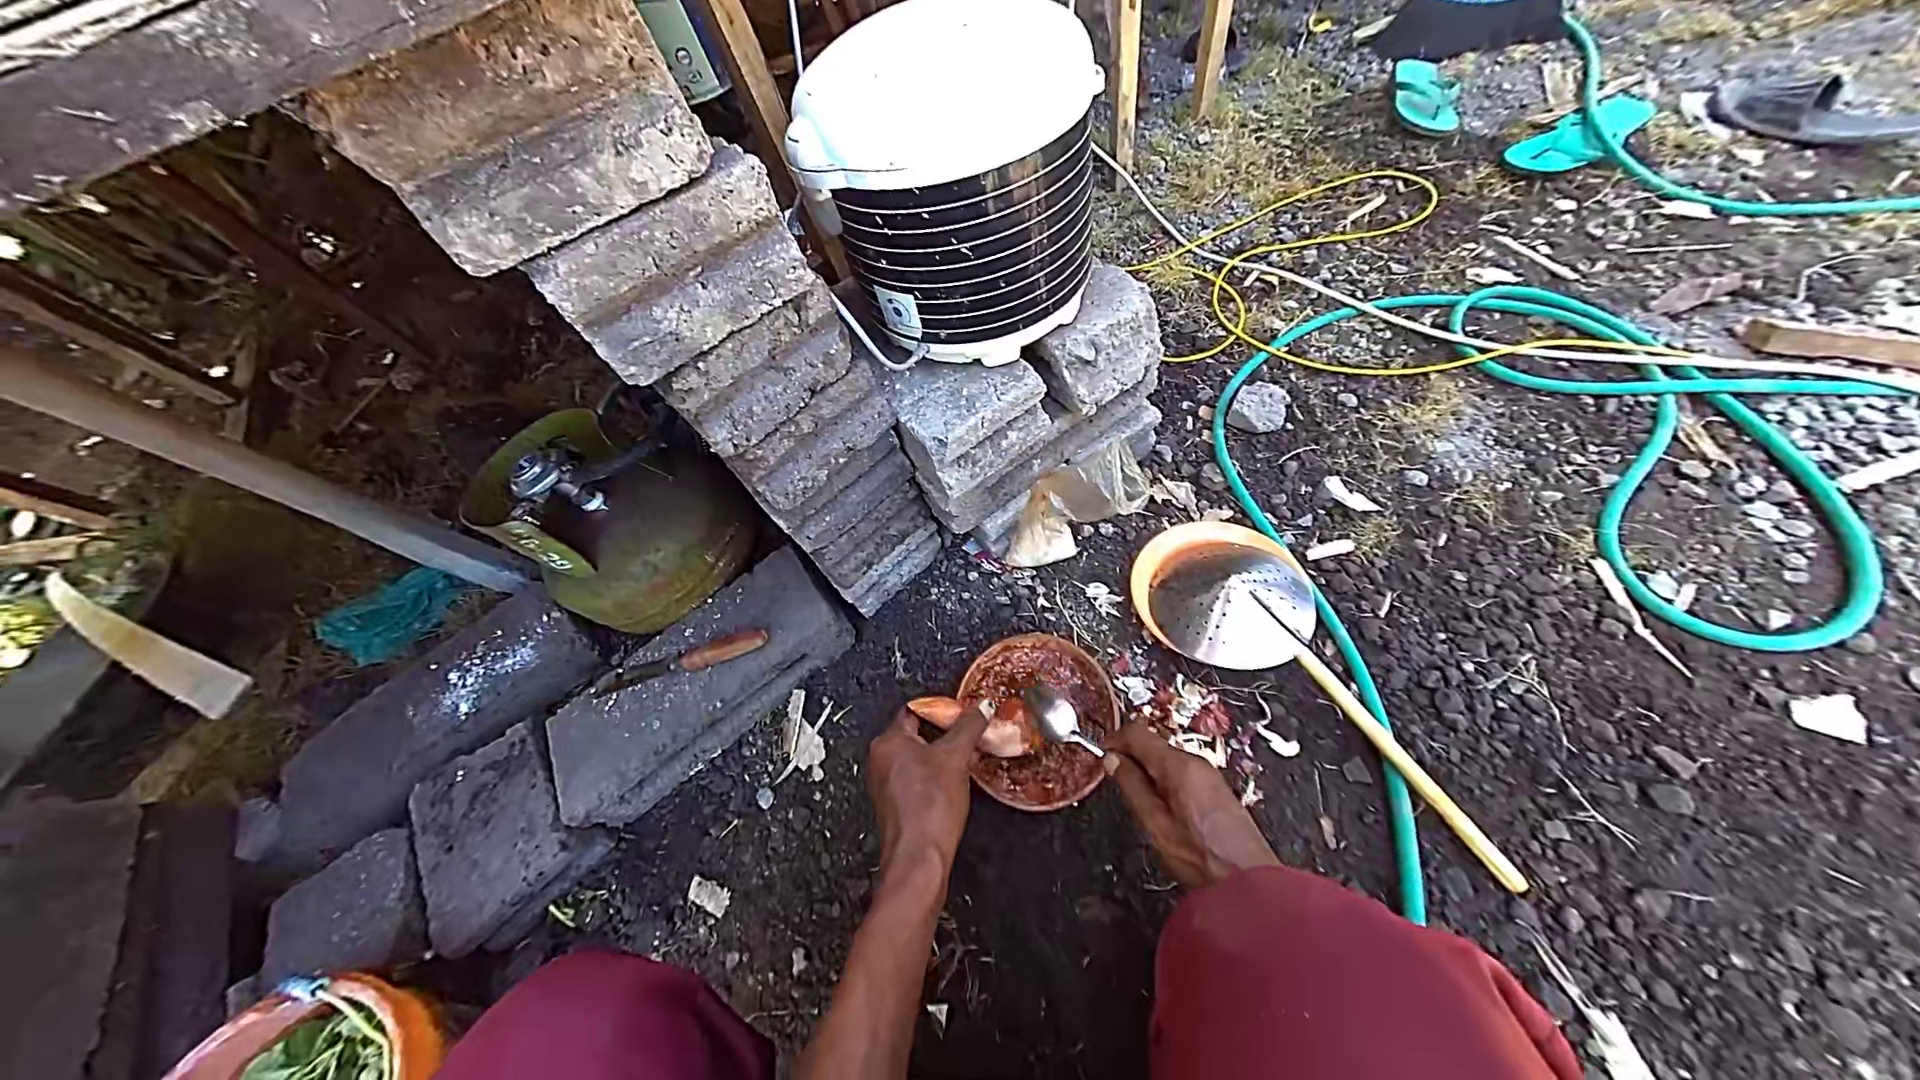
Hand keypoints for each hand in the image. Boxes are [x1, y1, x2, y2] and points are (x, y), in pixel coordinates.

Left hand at [867, 701, 989, 880]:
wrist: (920, 856)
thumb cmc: (928, 808)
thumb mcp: (956, 757)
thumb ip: (969, 726)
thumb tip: (980, 706)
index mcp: (888, 741)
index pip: (914, 709)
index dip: (941, 708)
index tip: (962, 711)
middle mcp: (881, 759)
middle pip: (916, 733)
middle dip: (944, 733)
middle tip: (968, 734)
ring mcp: (886, 782)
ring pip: (917, 756)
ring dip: (941, 755)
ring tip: (965, 758)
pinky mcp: (895, 802)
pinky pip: (916, 777)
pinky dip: (935, 774)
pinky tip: (953, 782)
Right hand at [1106, 722, 1280, 889]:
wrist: (1249, 882)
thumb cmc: (1202, 858)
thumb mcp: (1155, 823)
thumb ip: (1131, 786)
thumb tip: (1113, 760)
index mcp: (1178, 766)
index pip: (1137, 733)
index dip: (1115, 740)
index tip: (1103, 754)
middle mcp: (1196, 762)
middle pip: (1154, 745)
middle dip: (1132, 758)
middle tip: (1119, 783)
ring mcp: (1209, 774)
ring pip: (1168, 759)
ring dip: (1149, 771)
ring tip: (1142, 803)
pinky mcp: (1217, 788)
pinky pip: (1183, 772)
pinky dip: (1166, 781)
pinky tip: (1165, 810)